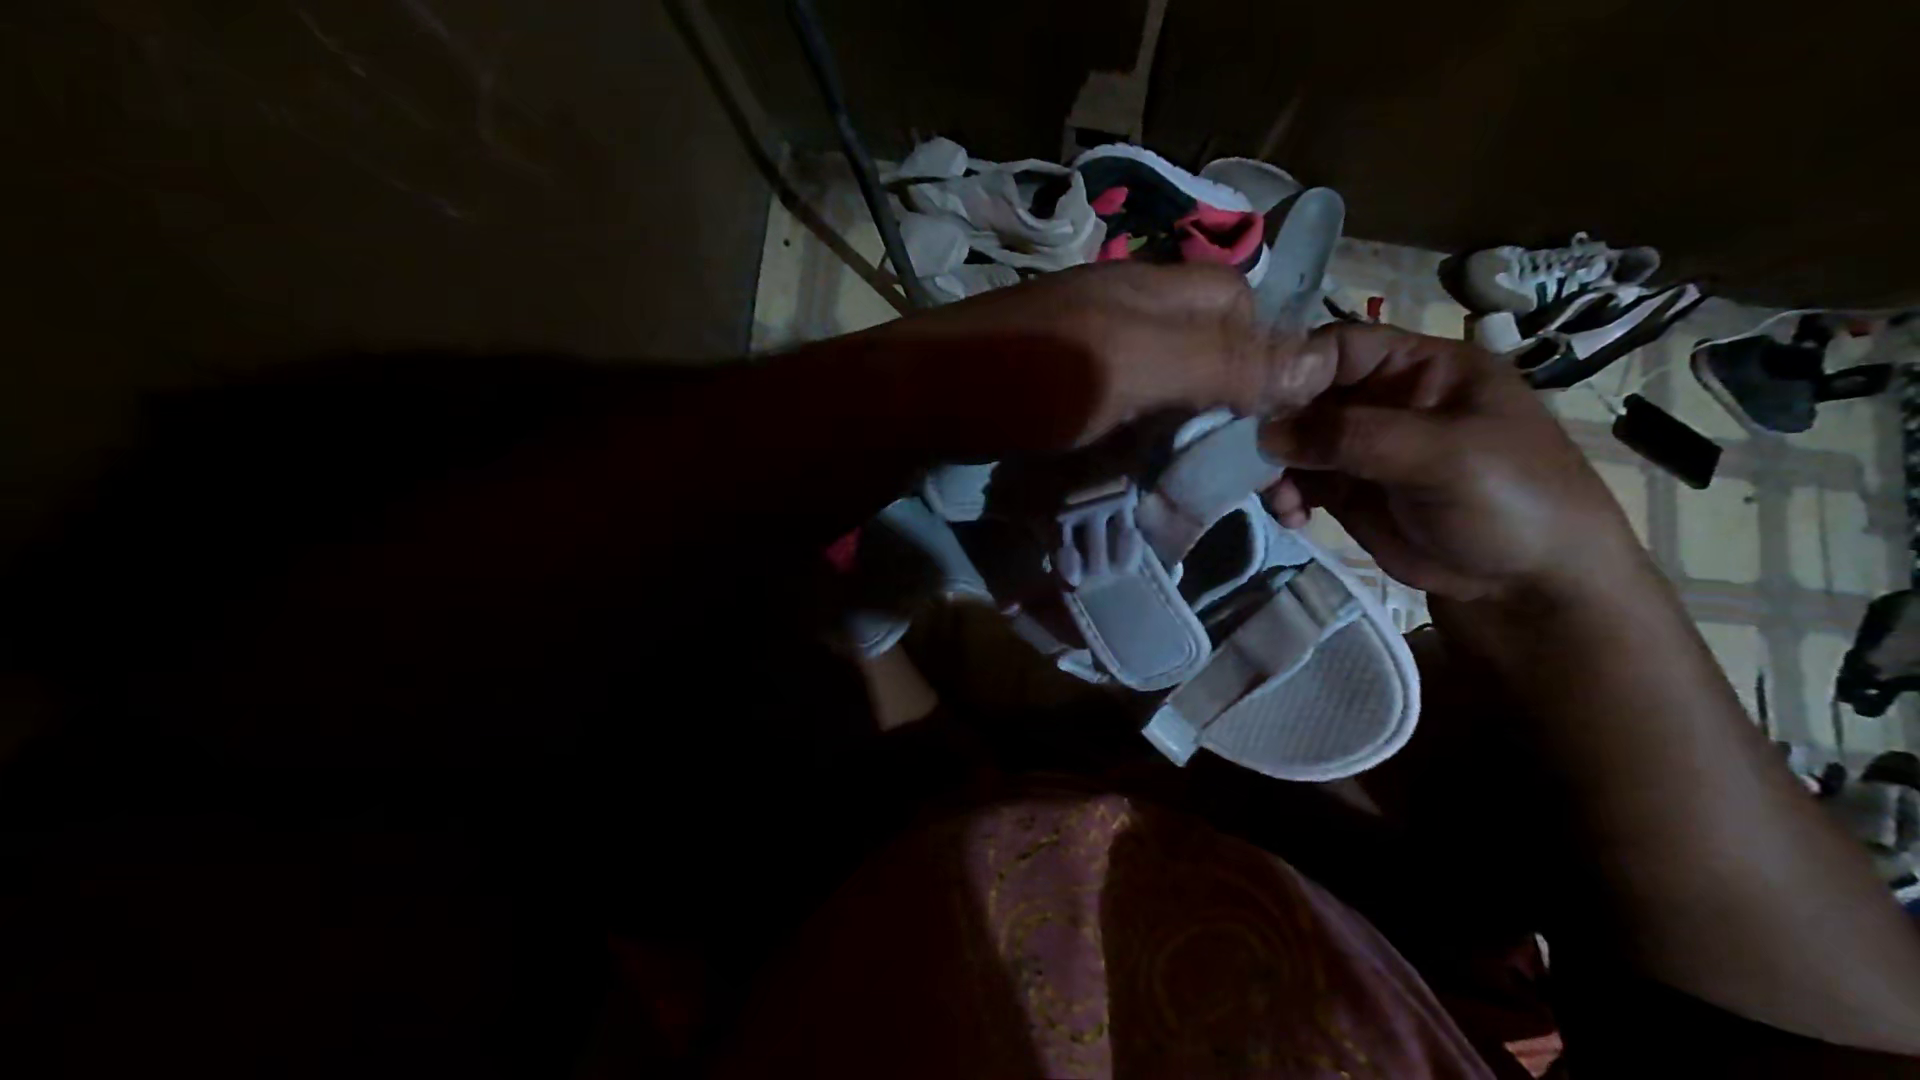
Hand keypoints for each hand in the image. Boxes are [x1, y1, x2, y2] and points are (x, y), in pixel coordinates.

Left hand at [848, 262, 1337, 454]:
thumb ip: (1221, 361)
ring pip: (1162, 389)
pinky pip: (1118, 415)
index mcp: (1152, 291)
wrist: (913, 404)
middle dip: (1224, 409)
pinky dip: (1133, 445)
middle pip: (1202, 353)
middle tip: (1230, 472)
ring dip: (1178, 435)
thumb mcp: (1130, 365)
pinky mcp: (1056, 393)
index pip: (1240, 308)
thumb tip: (1322, 358)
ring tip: (1186, 485)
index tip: (1271, 426)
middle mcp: (1124, 314)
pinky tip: (1133, 475)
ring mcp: (1086, 354)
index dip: (1265, 359)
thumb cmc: (1023, 379)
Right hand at [1258, 324, 1639, 600]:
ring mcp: (1361, 447)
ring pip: (1291, 440)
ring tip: (1280, 498)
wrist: (1527, 585)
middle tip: (1254, 461)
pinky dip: (1283, 495)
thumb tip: (1265, 434)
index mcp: (1420, 368)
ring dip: (1274, 467)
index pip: (1340, 347)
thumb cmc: (1512, 500)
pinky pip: (1295, 480)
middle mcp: (1384, 400)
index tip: (1258, 408)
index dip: (1296, 368)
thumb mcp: (1444, 456)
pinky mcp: (1345, 490)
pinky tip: (1293, 516)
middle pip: (1304, 394)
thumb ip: (1354, 436)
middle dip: (1275, 427)